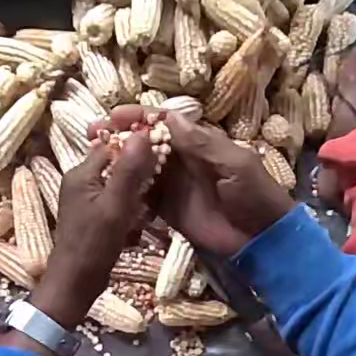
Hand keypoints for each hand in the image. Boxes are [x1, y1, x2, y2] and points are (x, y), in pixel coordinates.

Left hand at [28, 133, 157, 329]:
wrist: (75, 283)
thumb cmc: (94, 244)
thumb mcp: (115, 205)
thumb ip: (128, 170)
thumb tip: (142, 132)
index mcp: (82, 172)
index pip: (113, 144)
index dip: (138, 145)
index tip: (163, 153)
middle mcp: (81, 180)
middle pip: (117, 162)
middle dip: (140, 172)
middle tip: (159, 183)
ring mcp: (86, 198)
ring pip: (120, 183)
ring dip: (137, 193)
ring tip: (148, 208)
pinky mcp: (93, 215)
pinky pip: (117, 200)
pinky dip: (131, 207)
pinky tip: (140, 222)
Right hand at [103, 105, 293, 257]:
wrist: (263, 239)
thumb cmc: (255, 196)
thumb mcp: (234, 165)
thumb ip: (202, 144)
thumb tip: (168, 118)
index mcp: (200, 143)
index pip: (164, 123)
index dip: (139, 117)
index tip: (114, 115)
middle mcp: (183, 160)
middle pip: (146, 142)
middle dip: (121, 136)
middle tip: (92, 134)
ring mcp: (174, 185)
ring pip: (140, 167)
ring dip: (118, 162)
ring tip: (92, 159)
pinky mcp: (168, 210)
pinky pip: (142, 196)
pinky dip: (126, 192)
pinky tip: (107, 189)